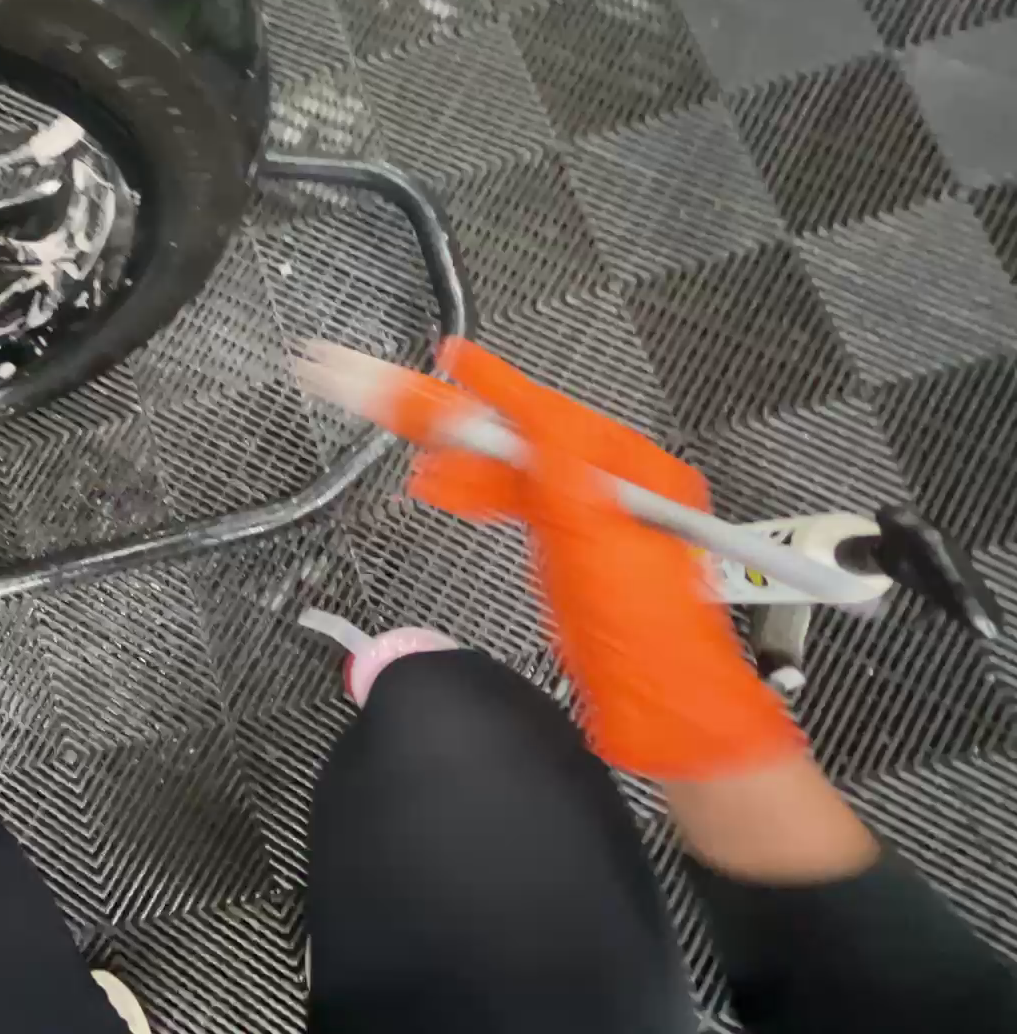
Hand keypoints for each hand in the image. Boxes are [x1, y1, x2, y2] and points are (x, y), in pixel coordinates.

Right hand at [398, 340, 805, 780]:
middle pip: (523, 439)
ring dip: (460, 465)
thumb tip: (532, 419)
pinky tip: (445, 491)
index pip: (552, 416)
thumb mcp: (599, 546)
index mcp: (633, 476)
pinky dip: (475, 494)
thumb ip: (562, 478)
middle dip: (461, 426)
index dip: (496, 386)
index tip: (453, 358)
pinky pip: (511, 502)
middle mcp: (611, 487)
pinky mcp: (564, 543)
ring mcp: (586, 516)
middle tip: (407, 405)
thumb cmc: (645, 634)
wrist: (659, 707)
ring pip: (510, 471)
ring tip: (417, 463)